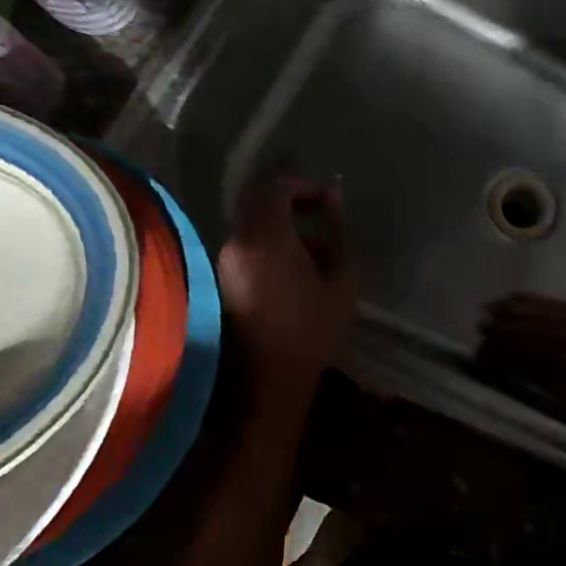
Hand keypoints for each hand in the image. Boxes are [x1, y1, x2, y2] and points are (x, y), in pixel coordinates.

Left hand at [218, 174, 357, 389]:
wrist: (269, 382)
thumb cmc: (313, 332)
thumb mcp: (342, 279)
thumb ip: (337, 232)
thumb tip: (332, 197)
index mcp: (267, 240)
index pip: (275, 188)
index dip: (302, 183)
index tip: (327, 197)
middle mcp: (237, 243)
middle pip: (255, 197)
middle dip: (287, 194)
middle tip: (317, 206)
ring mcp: (225, 259)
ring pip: (247, 217)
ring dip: (276, 214)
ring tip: (309, 232)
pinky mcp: (222, 275)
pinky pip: (244, 237)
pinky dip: (266, 233)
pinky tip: (291, 255)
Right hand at [477, 295, 565, 421]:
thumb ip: (559, 390)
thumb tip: (526, 378)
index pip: (520, 355)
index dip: (496, 357)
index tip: (479, 362)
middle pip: (521, 330)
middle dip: (496, 335)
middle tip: (479, 341)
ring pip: (532, 311)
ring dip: (507, 313)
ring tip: (488, 315)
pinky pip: (549, 300)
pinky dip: (528, 300)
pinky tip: (516, 299)